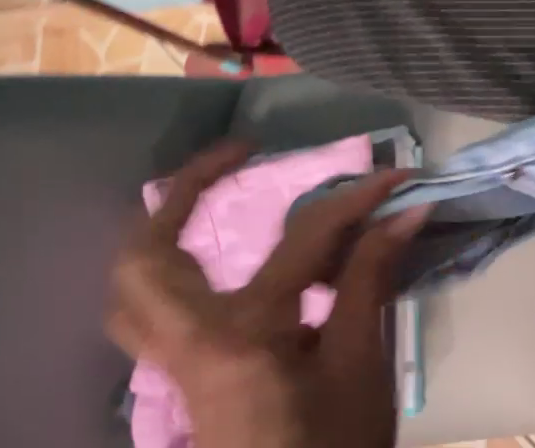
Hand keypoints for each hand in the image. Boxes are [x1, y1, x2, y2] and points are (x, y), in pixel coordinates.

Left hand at [107, 142, 431, 447]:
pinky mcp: (185, 381)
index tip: (397, 176)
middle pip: (147, 257)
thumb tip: (404, 209)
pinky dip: (172, 272)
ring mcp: (177, 365)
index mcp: (243, 336)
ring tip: (207, 197)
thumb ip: (371, 278)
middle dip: (185, 191)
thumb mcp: (363, 364)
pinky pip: (152, 314)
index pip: (303, 239)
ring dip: (161, 233)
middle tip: (238, 154)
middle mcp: (191, 343)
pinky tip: (216, 262)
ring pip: (130, 290)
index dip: (355, 200)